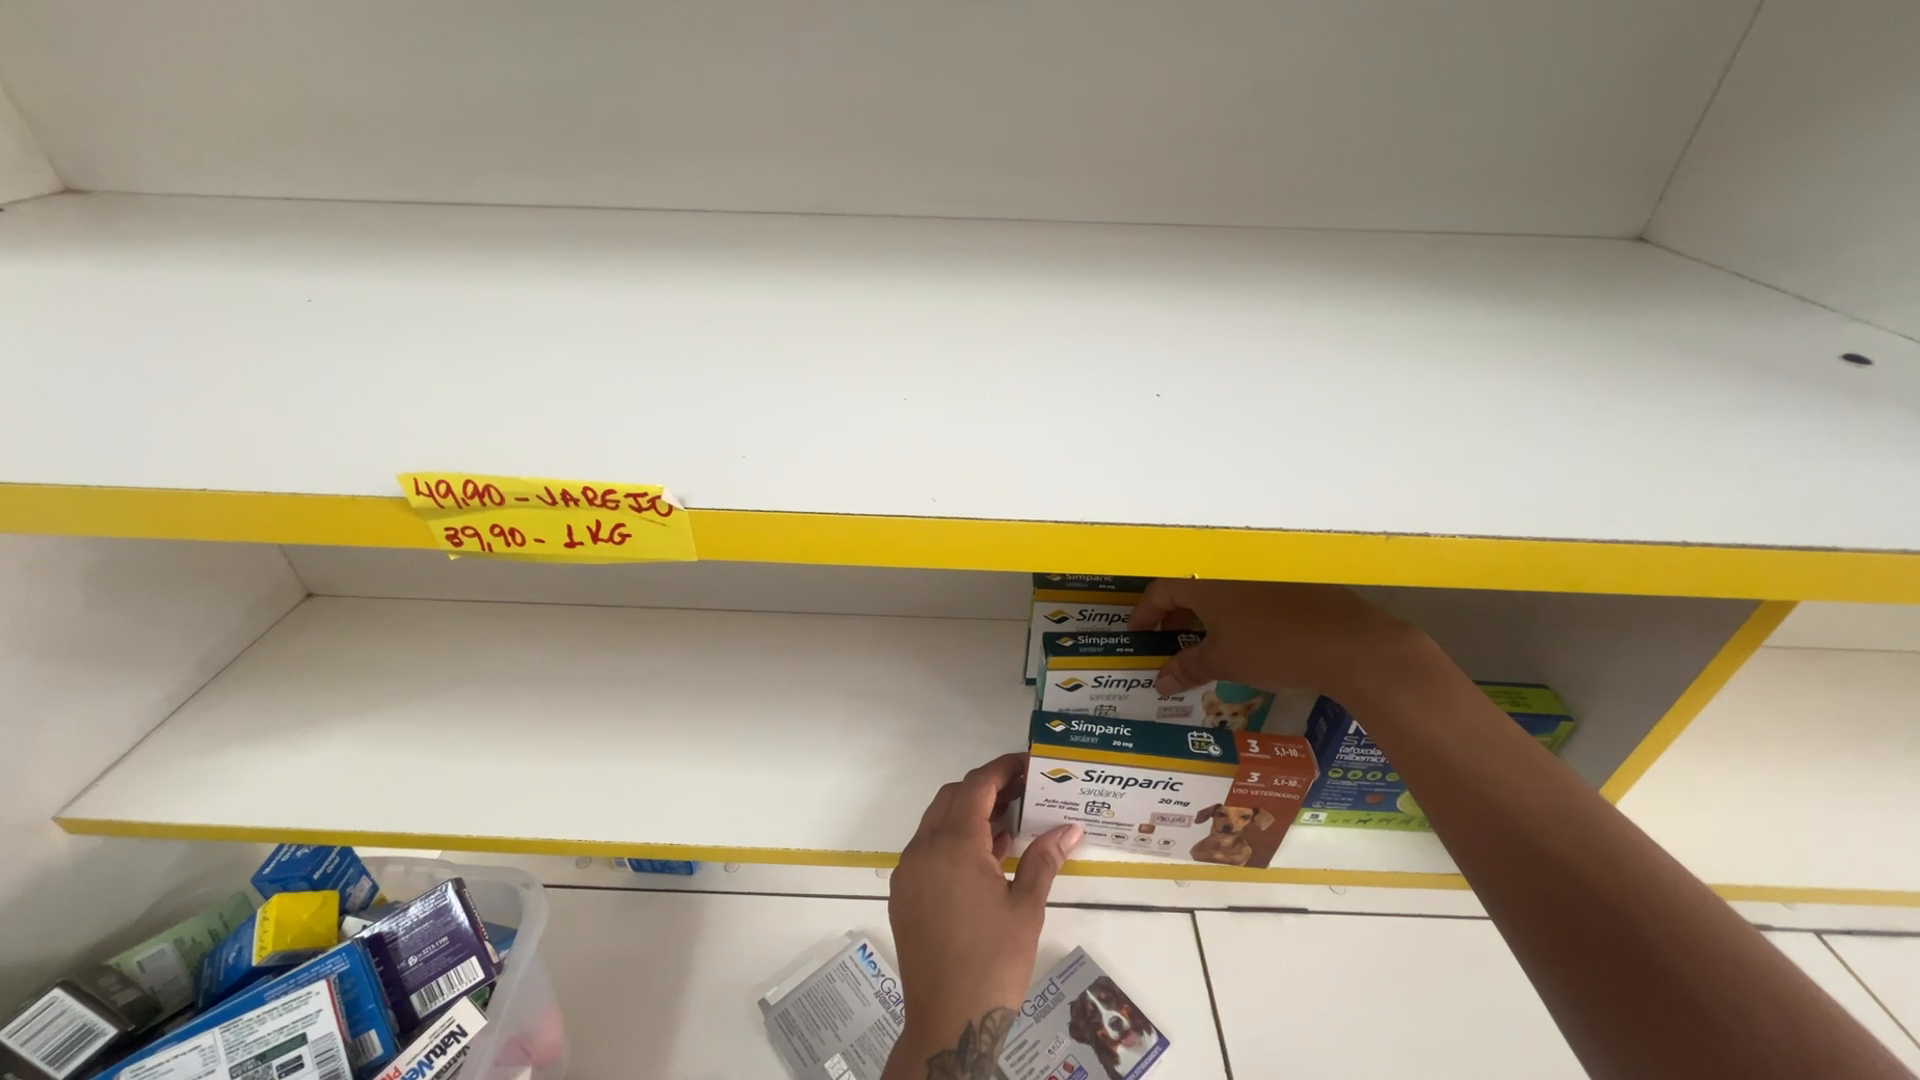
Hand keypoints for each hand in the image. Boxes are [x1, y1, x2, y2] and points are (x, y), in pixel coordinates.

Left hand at [884, 754, 1082, 1079]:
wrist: (947, 1022)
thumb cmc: (994, 962)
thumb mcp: (1026, 909)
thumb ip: (1044, 859)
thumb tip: (1070, 827)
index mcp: (953, 845)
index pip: (976, 786)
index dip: (1002, 769)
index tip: (1028, 764)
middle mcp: (923, 849)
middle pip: (953, 797)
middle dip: (986, 789)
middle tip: (1023, 795)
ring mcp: (908, 872)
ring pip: (936, 822)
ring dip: (968, 815)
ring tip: (1008, 827)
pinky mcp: (903, 894)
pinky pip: (926, 850)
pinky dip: (952, 841)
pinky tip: (984, 862)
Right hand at [1127, 579, 1431, 702]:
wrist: (1349, 642)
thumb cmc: (1274, 648)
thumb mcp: (1224, 662)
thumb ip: (1187, 668)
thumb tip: (1159, 681)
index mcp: (1206, 581)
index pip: (1160, 590)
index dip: (1145, 614)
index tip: (1137, 635)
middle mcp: (1230, 567)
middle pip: (1189, 584)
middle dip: (1174, 613)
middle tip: (1168, 640)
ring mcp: (1264, 571)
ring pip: (1221, 587)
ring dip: (1205, 612)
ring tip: (1203, 641)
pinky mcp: (1292, 580)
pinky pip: (1248, 591)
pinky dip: (1235, 610)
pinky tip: (1244, 635)